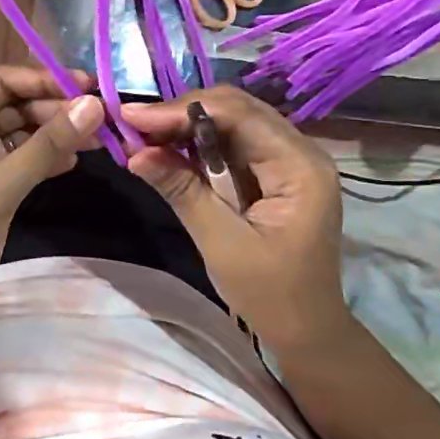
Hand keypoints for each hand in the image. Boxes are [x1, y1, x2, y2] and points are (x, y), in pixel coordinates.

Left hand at [0, 66, 106, 350]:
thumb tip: (94, 104)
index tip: (85, 84)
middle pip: (15, 106)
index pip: (0, 82)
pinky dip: (50, 158)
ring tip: (98, 136)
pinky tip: (76, 160)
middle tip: (99, 114)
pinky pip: (27, 161)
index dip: (41, 79)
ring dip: (57, 133)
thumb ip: (47, 145)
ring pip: (25, 134)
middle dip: (54, 107)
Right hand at [123, 88, 348, 346]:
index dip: (183, 110)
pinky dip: (199, 145)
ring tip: (143, 135)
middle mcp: (300, 152)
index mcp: (300, 166)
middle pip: (237, 110)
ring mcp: (290, 161)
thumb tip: (135, 153)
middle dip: (182, 113)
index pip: (239, 115)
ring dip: (188, 126)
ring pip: (233, 123)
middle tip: (133, 125)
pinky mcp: (276, 174)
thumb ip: (182, 191)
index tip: (134, 117)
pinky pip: (234, 145)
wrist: (306, 328)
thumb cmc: (270, 294)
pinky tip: (169, 149)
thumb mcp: (221, 243)